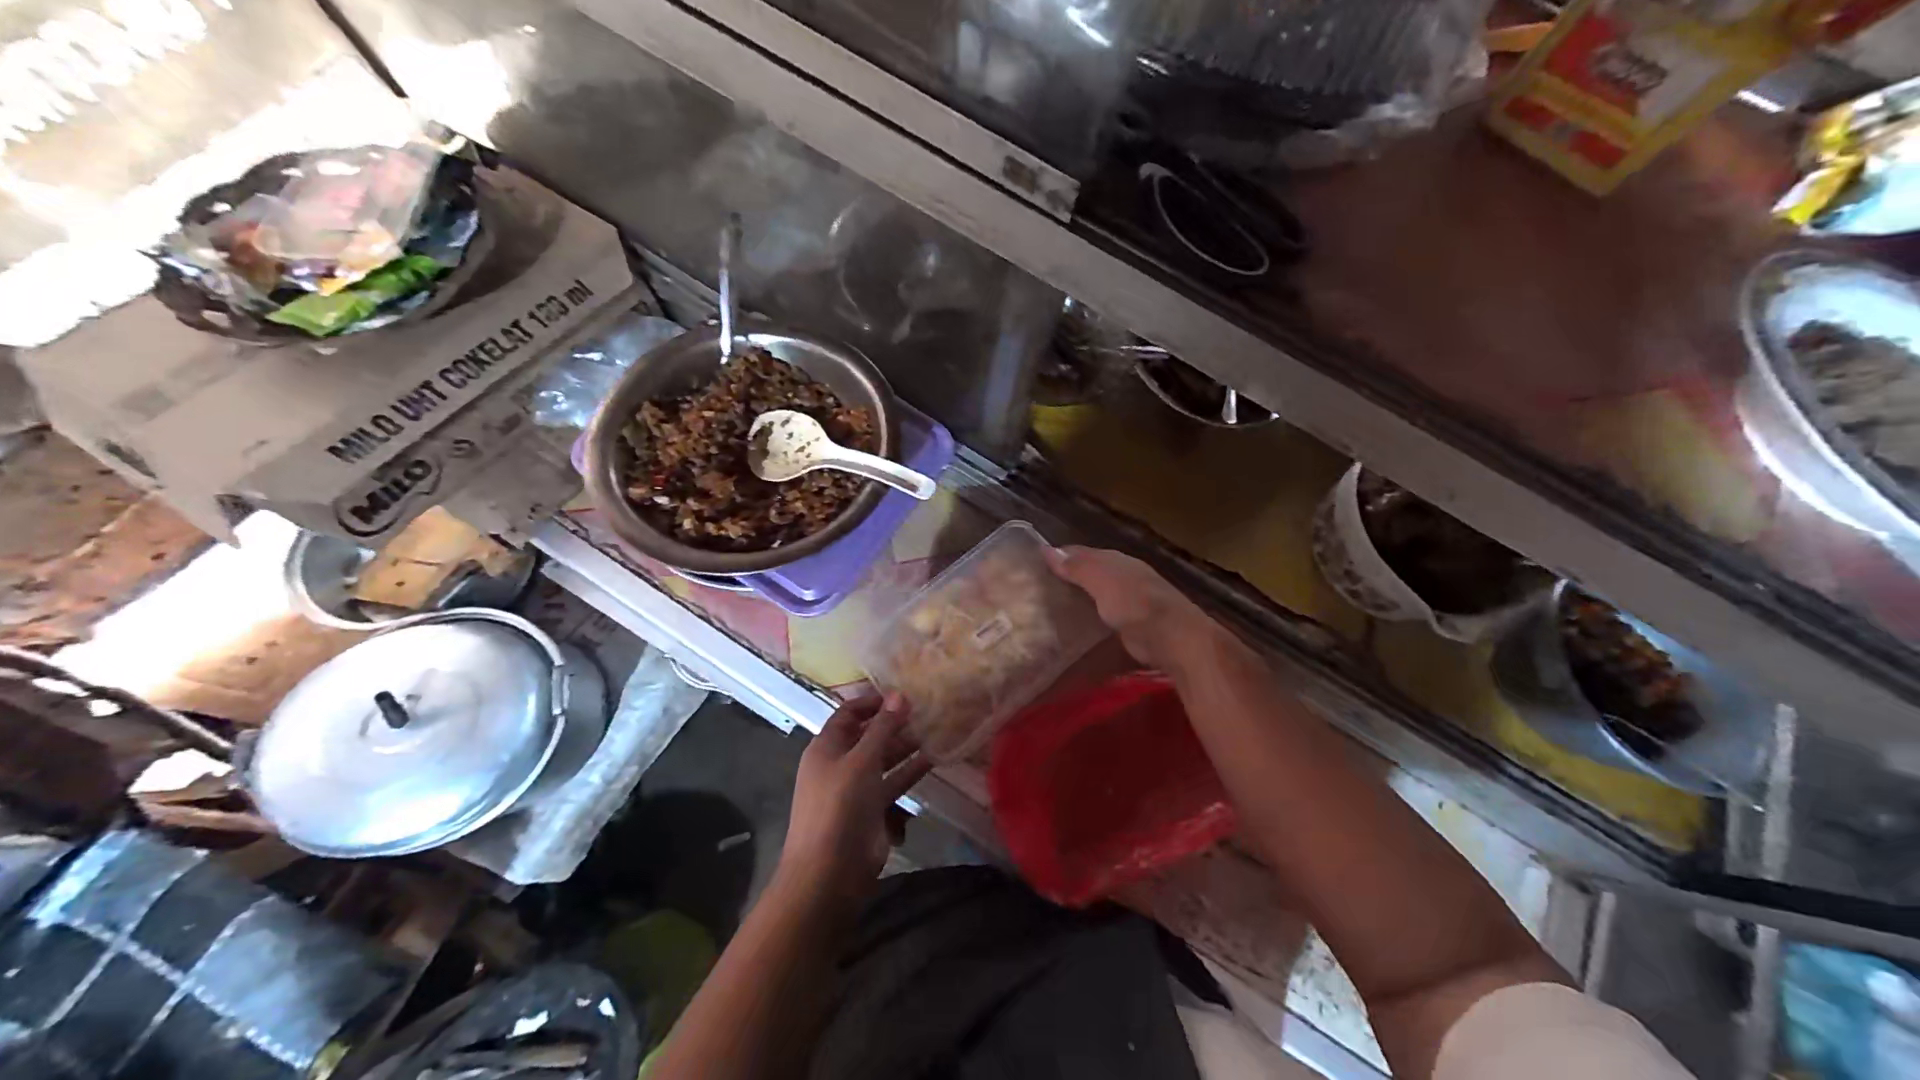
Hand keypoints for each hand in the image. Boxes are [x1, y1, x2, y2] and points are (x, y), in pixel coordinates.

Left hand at [777, 695, 930, 907]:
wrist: (829, 871)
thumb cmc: (839, 806)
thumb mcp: (861, 761)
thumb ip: (882, 728)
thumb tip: (899, 694)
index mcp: (827, 747)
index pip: (849, 714)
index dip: (873, 702)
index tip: (903, 693)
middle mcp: (840, 763)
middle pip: (869, 735)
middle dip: (894, 723)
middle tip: (927, 709)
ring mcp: (857, 787)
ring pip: (884, 759)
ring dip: (906, 745)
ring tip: (936, 728)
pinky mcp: (873, 809)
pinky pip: (893, 782)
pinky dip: (911, 771)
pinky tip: (934, 758)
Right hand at [1046, 545, 1215, 670]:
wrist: (1174, 638)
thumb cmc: (1135, 604)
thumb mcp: (1101, 580)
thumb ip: (1077, 567)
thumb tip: (1047, 549)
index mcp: (1117, 561)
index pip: (1082, 553)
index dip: (1059, 556)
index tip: (1034, 565)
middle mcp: (1126, 576)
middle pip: (1091, 573)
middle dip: (1069, 578)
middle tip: (1038, 590)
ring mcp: (1133, 602)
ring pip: (1098, 595)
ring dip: (1080, 600)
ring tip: (1051, 611)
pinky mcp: (1135, 626)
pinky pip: (1105, 617)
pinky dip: (1091, 619)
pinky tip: (1077, 629)